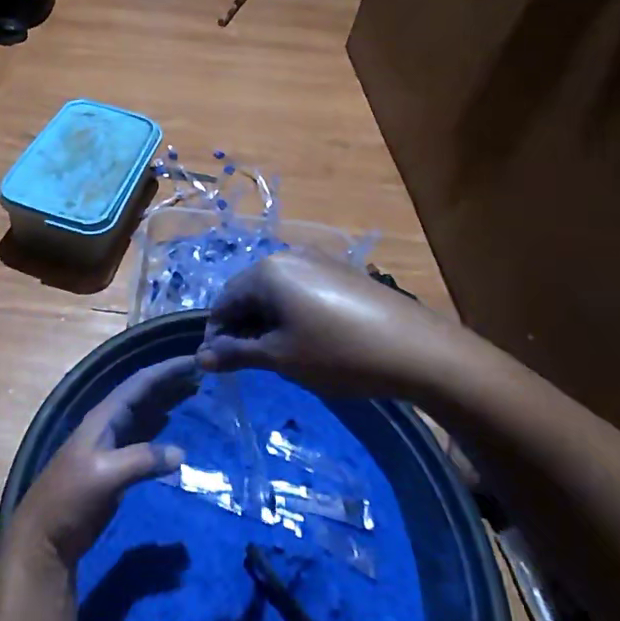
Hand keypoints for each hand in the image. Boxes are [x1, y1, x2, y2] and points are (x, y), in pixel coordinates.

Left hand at [9, 356, 198, 564]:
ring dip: (168, 405)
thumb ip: (142, 460)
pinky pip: (144, 441)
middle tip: (203, 376)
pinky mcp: (116, 468)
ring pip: (145, 416)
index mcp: (103, 417)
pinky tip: (177, 436)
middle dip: (171, 383)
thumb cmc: (70, 498)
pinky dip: (162, 434)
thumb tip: (181, 452)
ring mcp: (111, 446)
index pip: (139, 383)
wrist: (46, 536)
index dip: (166, 370)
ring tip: (196, 396)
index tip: (195, 361)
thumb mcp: (106, 475)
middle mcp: (108, 424)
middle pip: (144, 395)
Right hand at [198, 250, 474, 398]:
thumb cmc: (338, 354)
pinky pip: (302, 290)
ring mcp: (319, 260)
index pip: (224, 300)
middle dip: (242, 326)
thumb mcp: (281, 357)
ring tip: (277, 355)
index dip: (216, 334)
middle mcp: (288, 255)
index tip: (217, 365)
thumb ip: (237, 353)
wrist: (419, 350)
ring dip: (267, 320)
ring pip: (277, 291)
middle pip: (249, 292)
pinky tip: (308, 339)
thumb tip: (201, 357)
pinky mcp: (343, 272)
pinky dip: (293, 313)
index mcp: (267, 271)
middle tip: (246, 363)